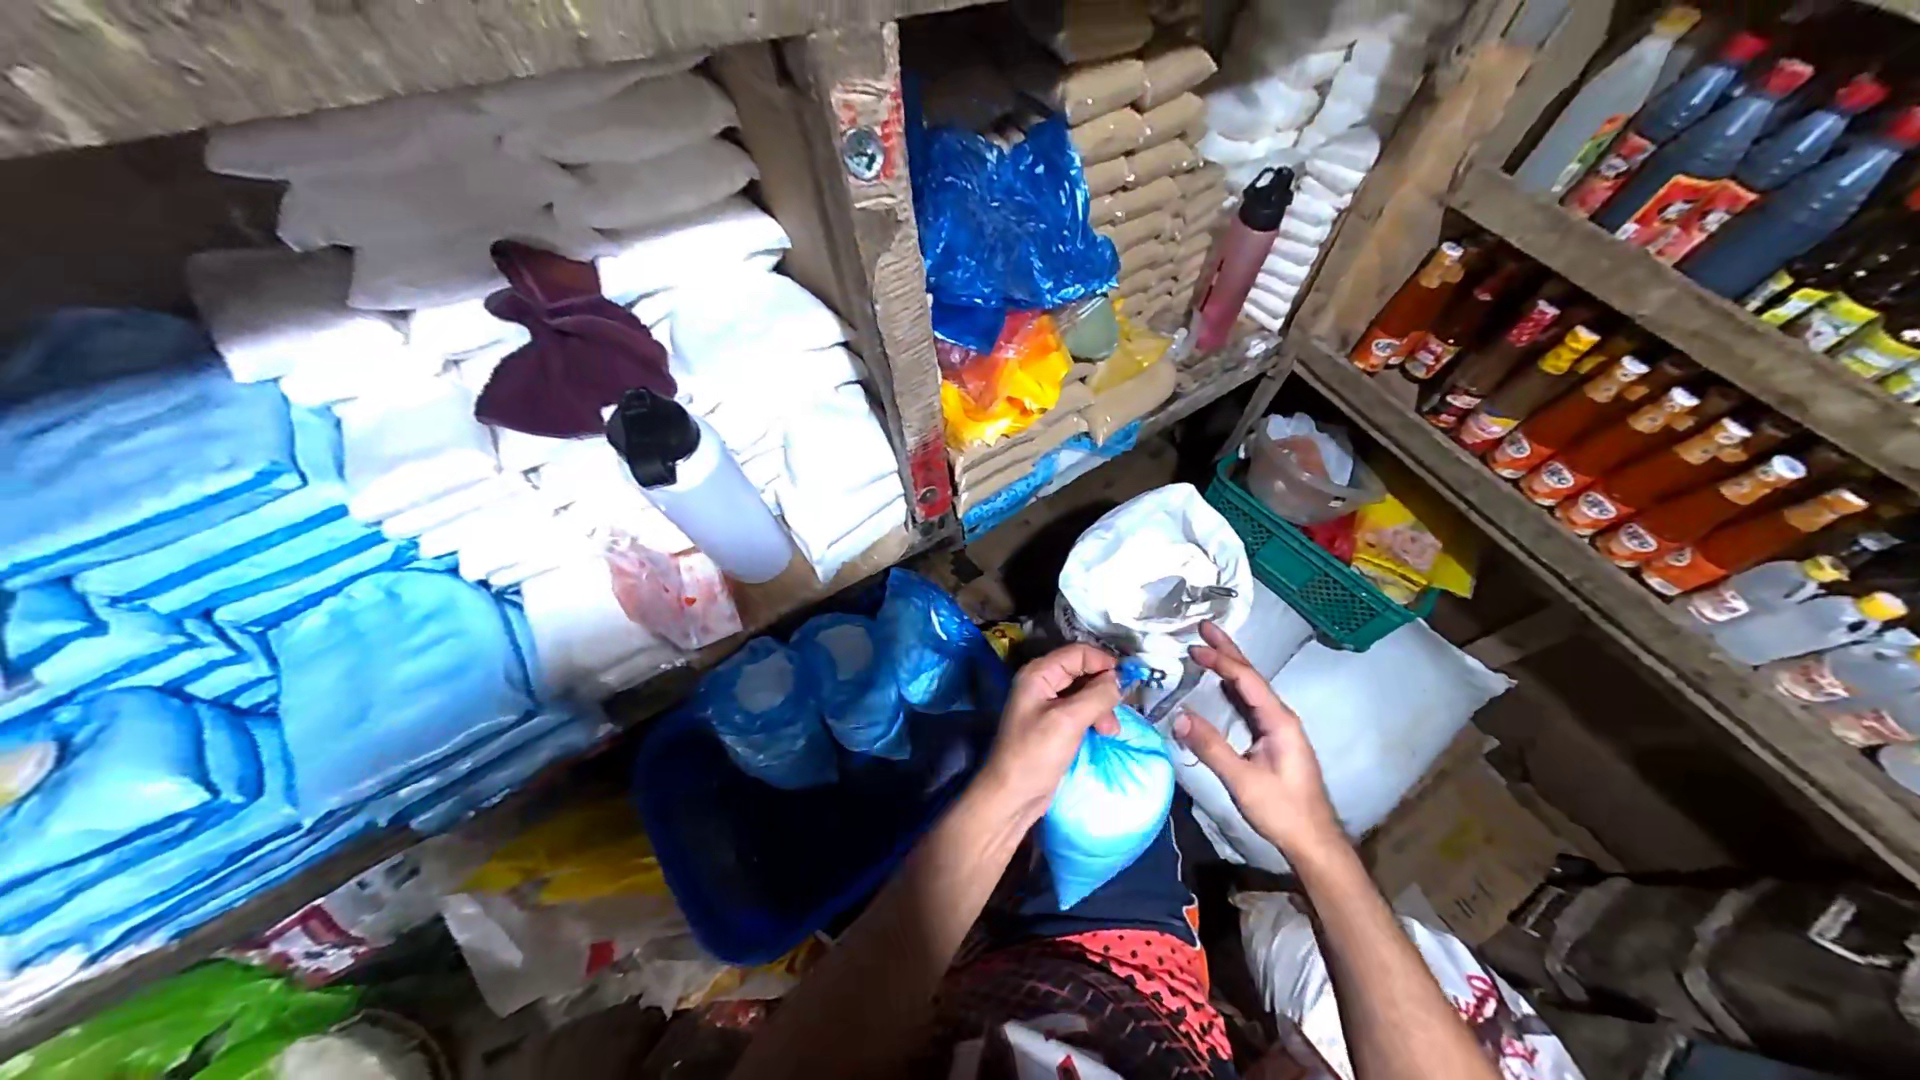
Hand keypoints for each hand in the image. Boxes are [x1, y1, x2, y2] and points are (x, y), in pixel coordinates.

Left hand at [977, 644, 1121, 825]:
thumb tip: (1119, 679)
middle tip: (1116, 713)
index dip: (1103, 662)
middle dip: (1104, 688)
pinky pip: (1081, 710)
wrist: (1013, 794)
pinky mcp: (1054, 723)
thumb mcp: (1069, 720)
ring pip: (1085, 692)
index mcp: (1038, 673)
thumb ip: (1096, 695)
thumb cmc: (1036, 753)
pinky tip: (1104, 733)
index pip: (1078, 652)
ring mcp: (1047, 703)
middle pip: (1083, 671)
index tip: (1127, 680)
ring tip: (1110, 731)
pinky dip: (1095, 718)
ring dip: (1102, 707)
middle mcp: (1042, 682)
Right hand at [1172, 621, 1343, 859]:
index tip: (1194, 647)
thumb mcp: (1243, 780)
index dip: (1221, 660)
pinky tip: (1221, 684)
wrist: (1313, 841)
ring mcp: (1278, 728)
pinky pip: (1249, 703)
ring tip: (1208, 647)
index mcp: (1279, 721)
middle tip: (1204, 626)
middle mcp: (1281, 717)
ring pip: (1250, 688)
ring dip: (1229, 665)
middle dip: (1228, 650)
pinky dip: (1231, 686)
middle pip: (1251, 676)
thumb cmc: (1282, 810)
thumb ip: (1211, 747)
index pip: (1247, 680)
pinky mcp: (1272, 739)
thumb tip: (1179, 716)